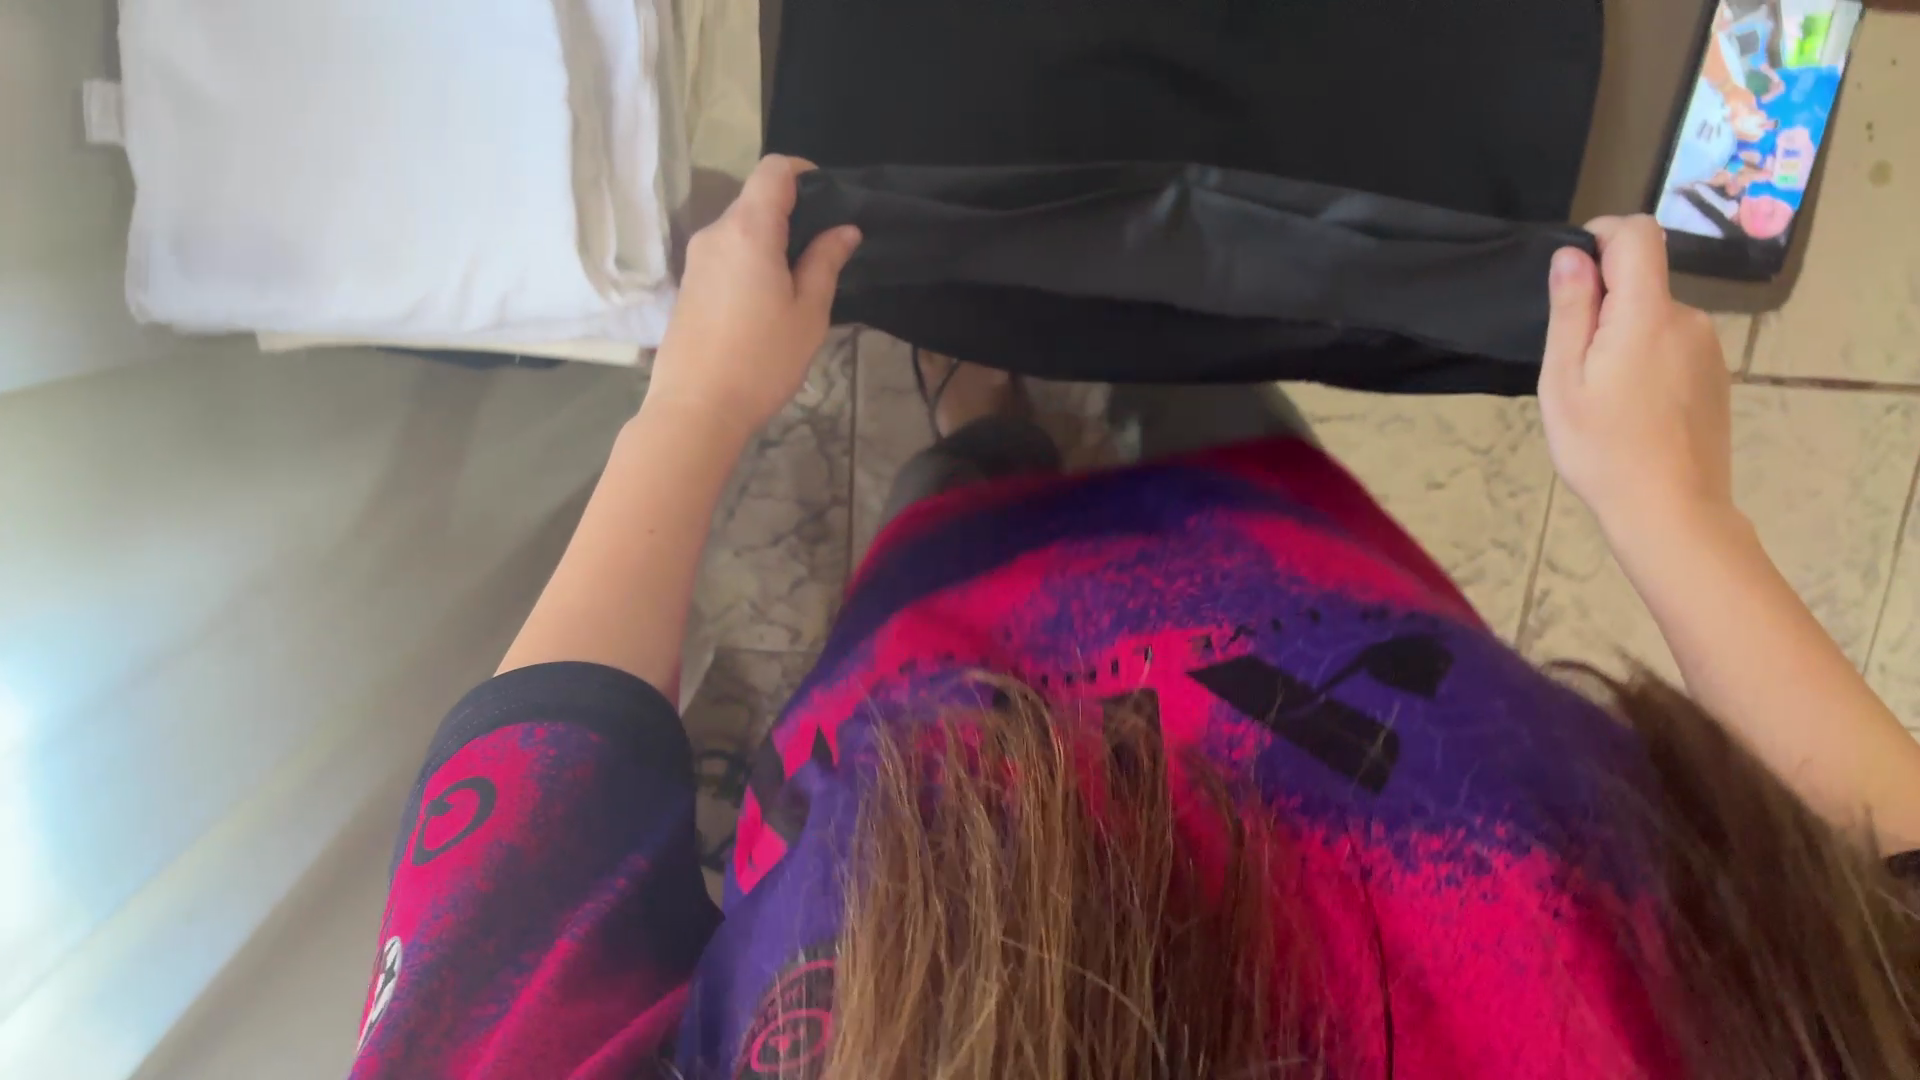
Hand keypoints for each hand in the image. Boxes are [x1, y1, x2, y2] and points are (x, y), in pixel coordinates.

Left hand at [645, 155, 861, 435]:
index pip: (774, 171)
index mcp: (749, 230)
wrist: (697, 407)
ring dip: (770, 243)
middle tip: (824, 252)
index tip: (829, 196)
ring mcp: (697, 259)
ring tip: (799, 283)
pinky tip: (767, 302)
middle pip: (755, 201)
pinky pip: (726, 256)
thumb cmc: (763, 360)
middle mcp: (716, 233)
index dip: (804, 172)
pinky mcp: (688, 286)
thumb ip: (825, 263)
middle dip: (791, 214)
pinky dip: (750, 262)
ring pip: (740, 231)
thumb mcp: (808, 314)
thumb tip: (844, 230)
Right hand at [1539, 215, 1734, 538]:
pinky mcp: (1712, 372)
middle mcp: (1688, 318)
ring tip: (1591, 391)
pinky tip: (1621, 403)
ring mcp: (1706, 346)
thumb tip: (1571, 255)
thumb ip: (1571, 312)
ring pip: (1652, 317)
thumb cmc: (1599, 445)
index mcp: (1647, 315)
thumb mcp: (1563, 379)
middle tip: (1564, 362)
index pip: (1638, 236)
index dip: (1602, 233)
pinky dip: (1638, 356)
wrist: (1668, 504)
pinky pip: (1668, 343)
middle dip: (1599, 303)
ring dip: (1617, 334)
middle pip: (1642, 282)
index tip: (1568, 264)